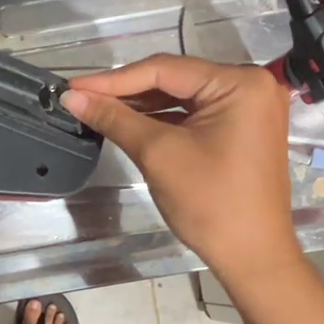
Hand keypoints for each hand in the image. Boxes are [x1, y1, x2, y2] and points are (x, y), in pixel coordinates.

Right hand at [64, 54, 302, 278]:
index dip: (113, 79)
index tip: (73, 87)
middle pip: (174, 80)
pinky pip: (194, 115)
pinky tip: (128, 123)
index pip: (165, 70)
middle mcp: (250, 86)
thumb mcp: (158, 154)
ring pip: (182, 98)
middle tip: (80, 97)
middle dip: (126, 91)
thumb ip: (115, 119)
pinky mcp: (241, 130)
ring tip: (97, 109)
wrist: (251, 254)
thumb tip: (72, 97)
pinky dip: (162, 120)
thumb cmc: (209, 202)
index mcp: (239, 83)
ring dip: (141, 106)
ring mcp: (248, 109)